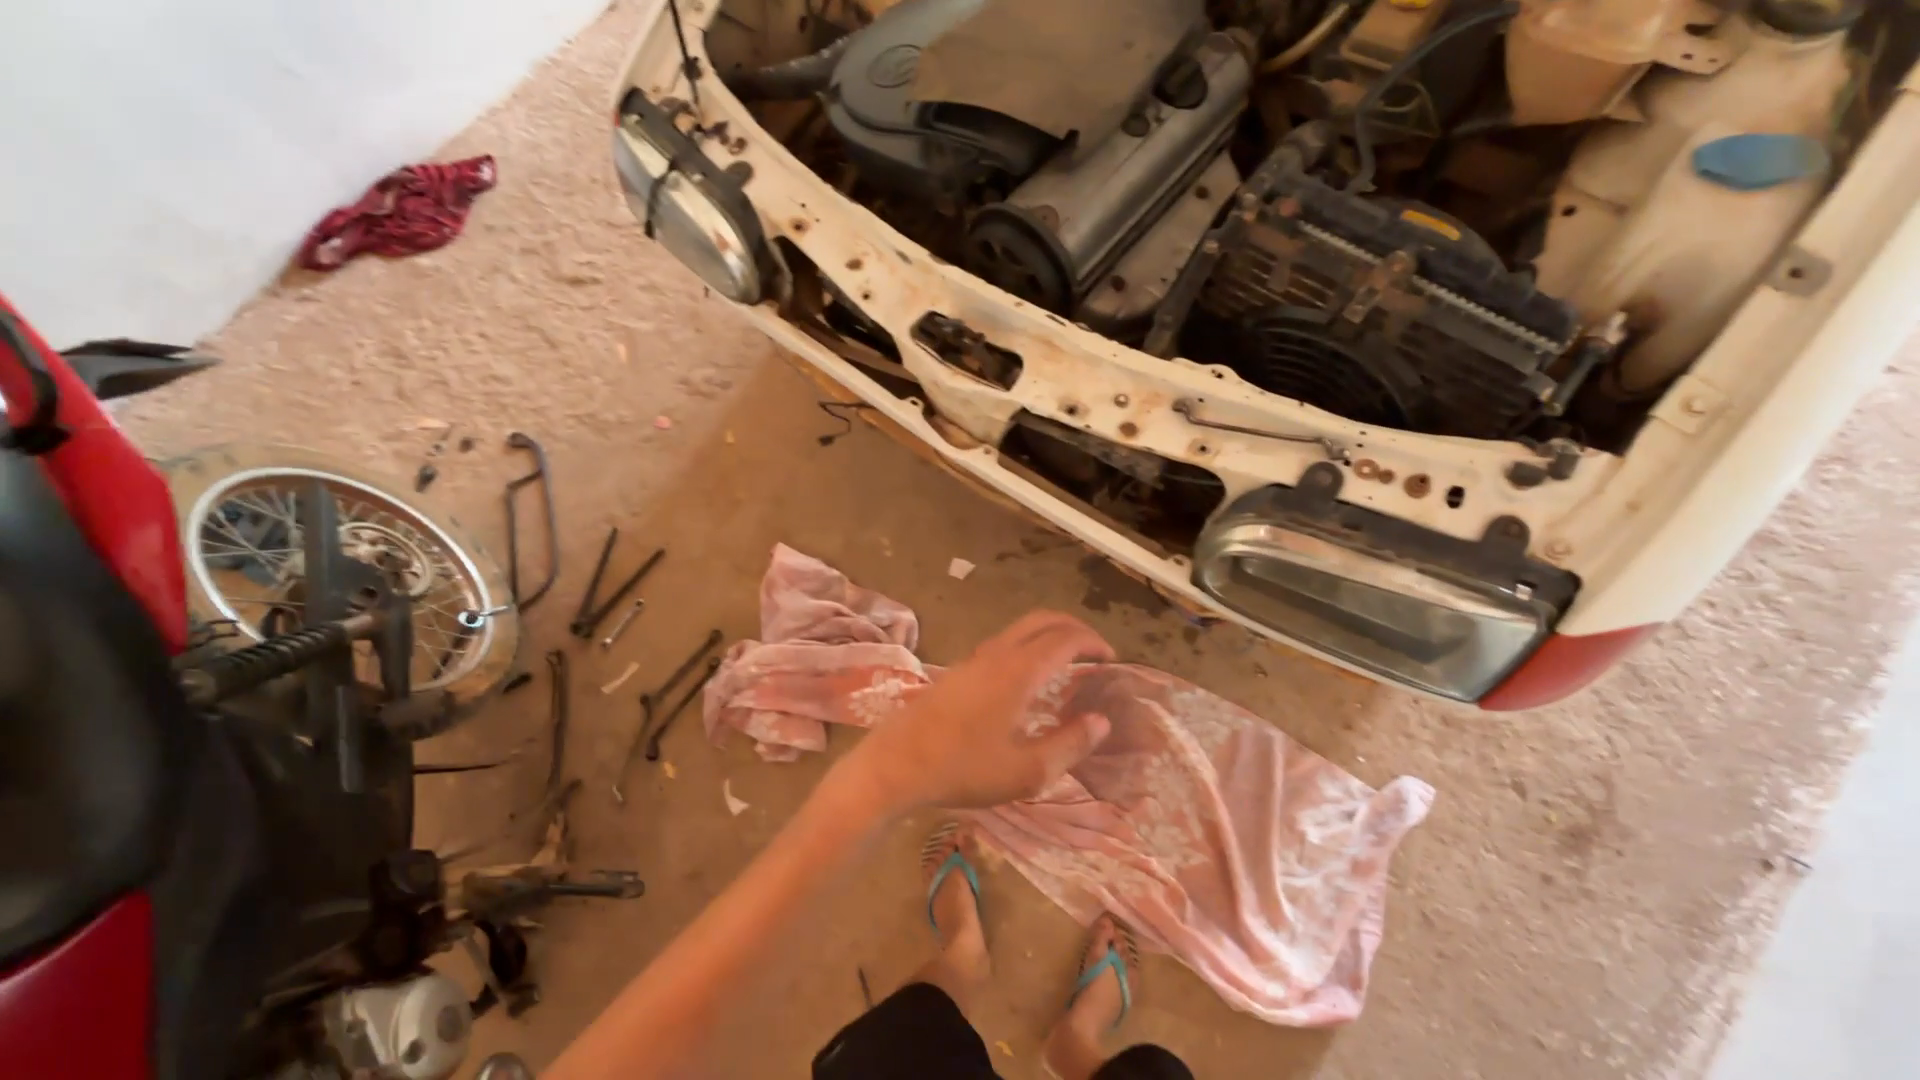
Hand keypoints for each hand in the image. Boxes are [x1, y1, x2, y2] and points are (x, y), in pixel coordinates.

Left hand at [838, 610, 1115, 815]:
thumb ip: (1069, 745)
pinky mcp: (953, 674)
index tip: (1111, 658)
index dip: (1093, 642)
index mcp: (1018, 671)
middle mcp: (995, 655)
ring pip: (1017, 631)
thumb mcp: (1026, 772)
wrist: (893, 767)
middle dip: (1071, 627)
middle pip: (1040, 620)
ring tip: (1064, 665)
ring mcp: (970, 661)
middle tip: (1093, 649)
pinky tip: (1025, 683)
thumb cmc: (963, 770)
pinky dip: (1024, 649)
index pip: (1065, 638)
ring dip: (1045, 637)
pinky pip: (1000, 646)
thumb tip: (1100, 722)